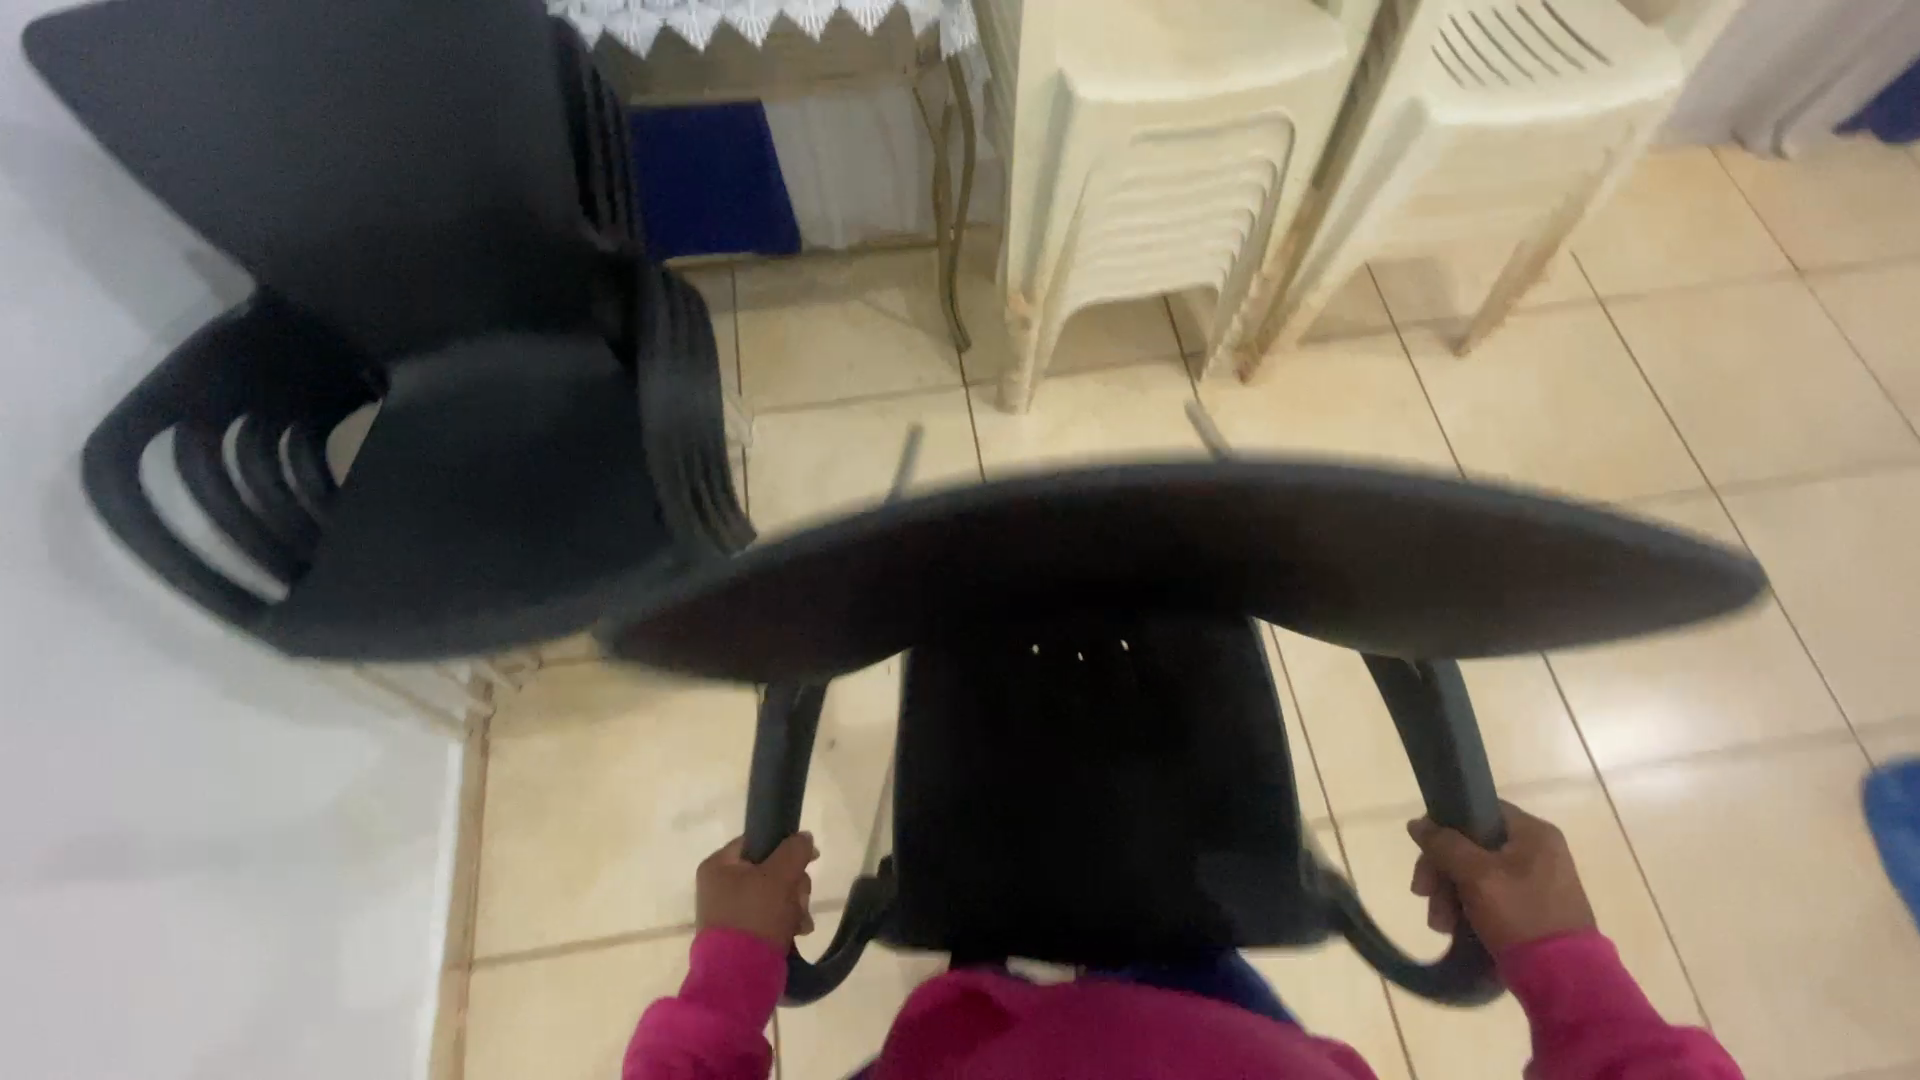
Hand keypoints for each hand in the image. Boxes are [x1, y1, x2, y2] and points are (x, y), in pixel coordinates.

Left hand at [696, 833, 817, 948]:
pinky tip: (797, 931)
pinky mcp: (740, 935)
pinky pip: (769, 916)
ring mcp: (729, 912)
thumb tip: (804, 838)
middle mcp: (719, 886)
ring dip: (794, 904)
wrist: (739, 978)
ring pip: (774, 894)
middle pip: (770, 869)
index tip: (809, 859)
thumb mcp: (780, 875)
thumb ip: (795, 849)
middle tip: (800, 897)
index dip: (786, 846)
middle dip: (793, 884)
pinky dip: (786, 921)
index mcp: (718, 866)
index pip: (757, 840)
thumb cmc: (755, 916)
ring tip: (800, 921)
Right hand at [1407, 802, 1596, 954]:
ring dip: (1448, 894)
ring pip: (1473, 871)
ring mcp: (1534, 880)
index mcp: (1533, 833)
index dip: (1444, 825)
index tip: (1424, 849)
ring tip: (1440, 923)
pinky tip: (1453, 927)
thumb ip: (1444, 843)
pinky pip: (1486, 894)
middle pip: (1470, 844)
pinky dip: (1465, 907)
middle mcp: (1537, 850)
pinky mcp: (1529, 906)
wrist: (1565, 982)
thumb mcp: (1476, 875)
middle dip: (1441, 871)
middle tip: (1422, 893)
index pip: (1477, 808)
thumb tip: (1417, 823)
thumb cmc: (1521, 916)